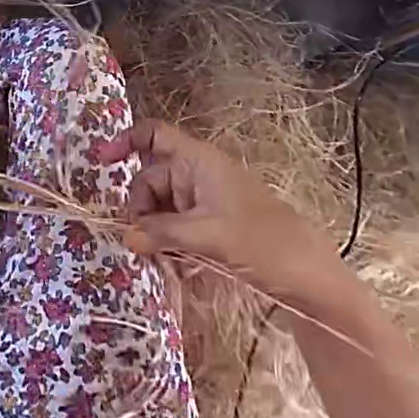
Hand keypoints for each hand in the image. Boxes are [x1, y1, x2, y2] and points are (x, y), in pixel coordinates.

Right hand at [97, 119, 345, 302]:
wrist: (316, 283)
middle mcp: (198, 174)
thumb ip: (161, 233)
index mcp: (199, 161)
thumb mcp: (208, 237)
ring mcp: (206, 200)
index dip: (124, 141)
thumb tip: (124, 235)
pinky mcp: (213, 225)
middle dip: (140, 209)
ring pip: (162, 207)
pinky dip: (172, 243)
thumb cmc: (264, 244)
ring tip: (164, 260)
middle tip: (139, 240)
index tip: (101, 162)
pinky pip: (177, 226)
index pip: (153, 135)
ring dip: (156, 232)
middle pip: (150, 179)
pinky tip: (182, 268)